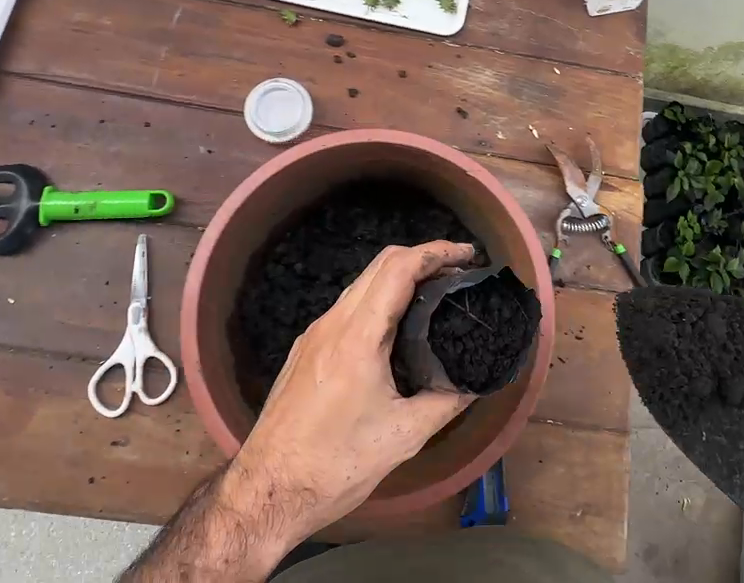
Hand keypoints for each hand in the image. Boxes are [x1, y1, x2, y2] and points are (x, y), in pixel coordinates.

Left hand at [228, 241, 478, 543]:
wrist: (267, 492)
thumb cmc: (336, 464)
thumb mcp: (403, 436)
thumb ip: (446, 401)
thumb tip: (476, 380)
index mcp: (357, 336)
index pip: (399, 269)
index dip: (436, 252)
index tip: (468, 254)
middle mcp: (333, 323)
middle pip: (380, 265)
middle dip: (423, 257)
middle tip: (460, 269)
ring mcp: (315, 334)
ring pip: (362, 284)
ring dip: (400, 276)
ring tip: (436, 291)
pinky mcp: (306, 350)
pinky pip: (348, 307)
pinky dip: (380, 298)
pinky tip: (398, 323)